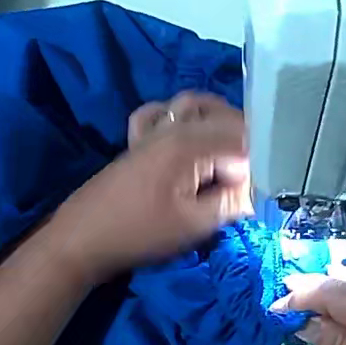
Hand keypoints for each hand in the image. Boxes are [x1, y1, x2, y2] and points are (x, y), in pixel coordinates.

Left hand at [40, 92, 253, 283]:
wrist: (82, 238)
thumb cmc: (140, 233)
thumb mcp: (194, 225)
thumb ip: (231, 202)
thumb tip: (257, 189)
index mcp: (189, 143)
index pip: (243, 139)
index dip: (259, 163)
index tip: (263, 187)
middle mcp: (172, 127)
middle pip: (222, 116)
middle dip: (246, 139)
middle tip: (255, 172)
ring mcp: (151, 131)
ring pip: (194, 106)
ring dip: (218, 121)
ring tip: (231, 152)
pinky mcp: (137, 141)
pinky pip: (161, 114)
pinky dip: (179, 117)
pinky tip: (187, 136)